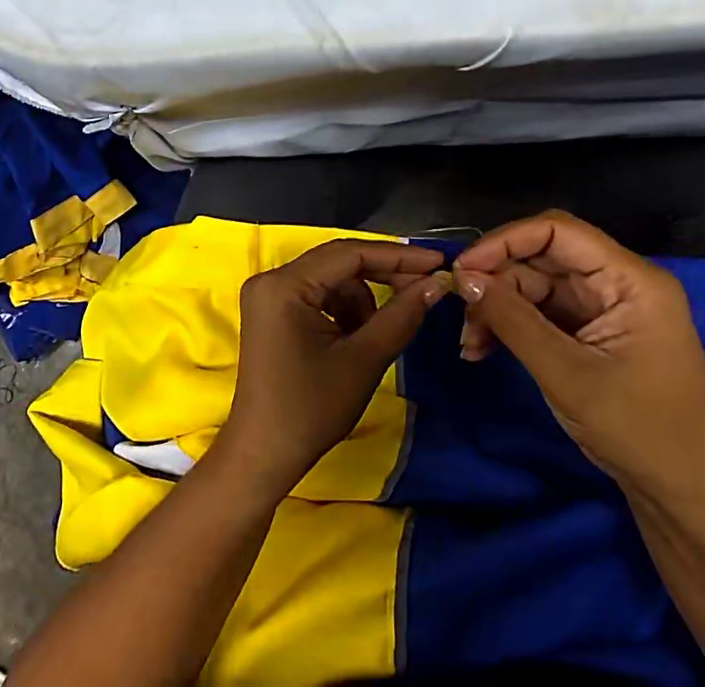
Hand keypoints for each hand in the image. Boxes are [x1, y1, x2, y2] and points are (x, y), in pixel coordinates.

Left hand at [220, 240, 450, 496]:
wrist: (265, 450)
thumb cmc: (312, 408)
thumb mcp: (364, 360)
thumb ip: (401, 315)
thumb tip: (437, 283)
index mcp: (283, 285)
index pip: (348, 253)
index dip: (397, 255)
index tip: (438, 261)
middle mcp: (270, 280)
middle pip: (337, 263)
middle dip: (383, 275)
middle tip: (427, 289)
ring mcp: (267, 296)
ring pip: (330, 281)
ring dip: (362, 300)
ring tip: (377, 337)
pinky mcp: (271, 312)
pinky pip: (316, 297)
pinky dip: (343, 311)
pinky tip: (357, 340)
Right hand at [453, 211, 704, 500]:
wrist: (690, 496)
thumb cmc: (641, 432)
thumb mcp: (567, 374)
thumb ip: (512, 319)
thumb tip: (463, 277)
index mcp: (630, 281)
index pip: (556, 231)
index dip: (503, 241)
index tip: (462, 271)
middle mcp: (616, 284)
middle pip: (538, 258)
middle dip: (494, 283)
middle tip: (462, 319)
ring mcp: (602, 310)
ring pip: (531, 287)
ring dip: (495, 310)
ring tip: (471, 346)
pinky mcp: (590, 334)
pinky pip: (537, 314)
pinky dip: (507, 327)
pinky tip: (483, 351)